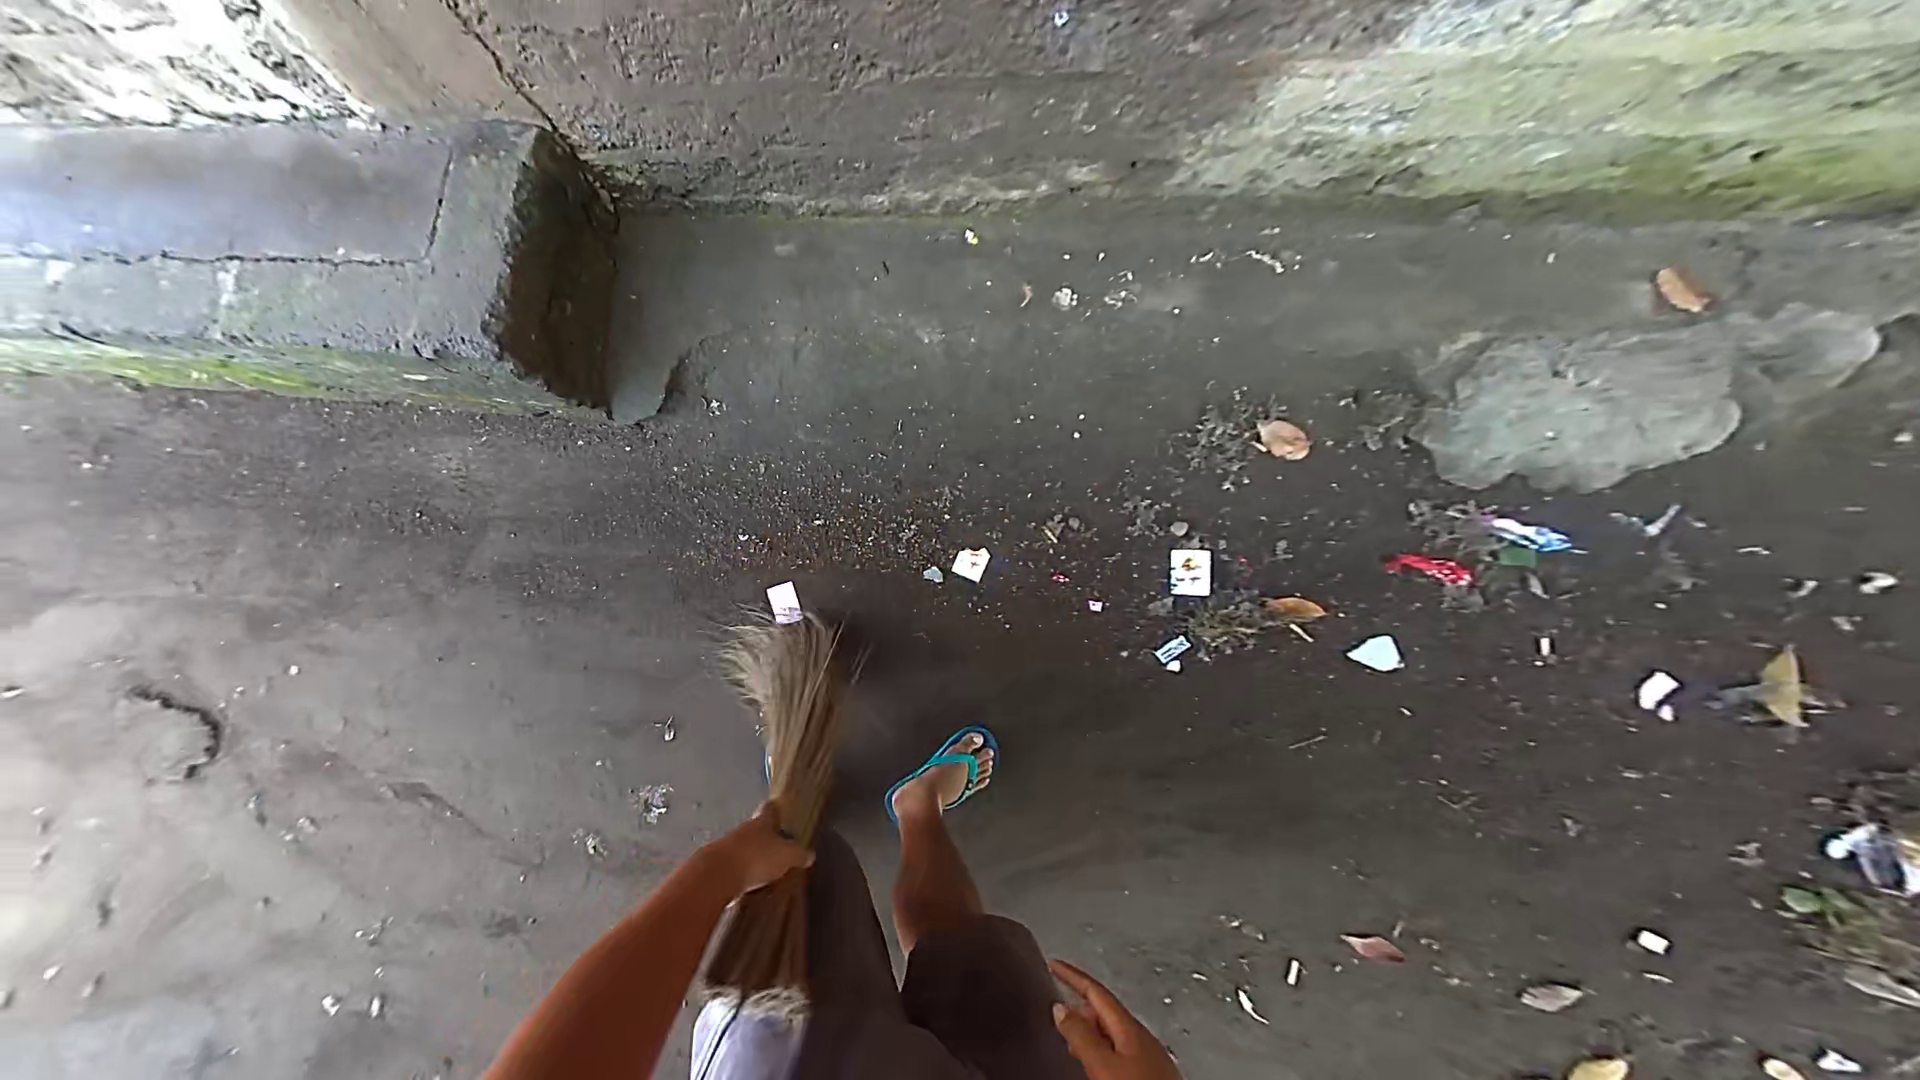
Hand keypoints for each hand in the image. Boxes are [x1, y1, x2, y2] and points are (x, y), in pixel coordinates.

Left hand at [699, 801, 814, 895]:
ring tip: (764, 869)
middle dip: (765, 836)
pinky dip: (740, 873)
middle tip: (777, 845)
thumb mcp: (787, 856)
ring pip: (743, 847)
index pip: (770, 809)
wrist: (714, 877)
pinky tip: (747, 884)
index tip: (780, 809)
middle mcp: (743, 830)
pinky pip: (732, 867)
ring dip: (751, 856)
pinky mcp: (714, 868)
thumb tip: (810, 855)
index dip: (776, 809)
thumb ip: (798, 855)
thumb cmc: (756, 858)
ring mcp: (726, 847)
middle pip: (755, 828)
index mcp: (761, 822)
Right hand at [1050, 959, 1181, 1079]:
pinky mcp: (1152, 1075)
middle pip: (1105, 1010)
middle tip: (1058, 1012)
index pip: (1096, 990)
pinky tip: (1098, 1065)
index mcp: (1129, 1025)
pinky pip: (1120, 1050)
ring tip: (1072, 1042)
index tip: (1054, 963)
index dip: (1072, 975)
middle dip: (1080, 1006)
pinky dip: (1102, 1048)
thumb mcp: (1103, 1065)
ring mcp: (1149, 1056)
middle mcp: (1141, 1036)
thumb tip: (1060, 1007)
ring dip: (1090, 1030)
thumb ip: (1081, 1035)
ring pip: (1113, 1032)